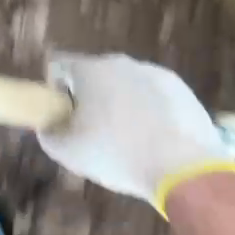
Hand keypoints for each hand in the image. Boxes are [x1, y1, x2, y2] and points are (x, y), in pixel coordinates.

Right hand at [39, 53, 230, 204]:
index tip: (64, 113)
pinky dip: (153, 111)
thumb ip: (49, 134)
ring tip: (134, 139)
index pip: (58, 64)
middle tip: (98, 129)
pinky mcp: (182, 90)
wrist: (187, 172)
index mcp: (87, 69)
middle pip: (95, 74)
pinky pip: (156, 95)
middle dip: (92, 97)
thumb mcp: (69, 153)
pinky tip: (158, 139)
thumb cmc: (119, 155)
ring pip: (127, 84)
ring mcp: (153, 73)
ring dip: (124, 103)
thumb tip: (47, 127)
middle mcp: (118, 62)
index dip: (55, 87)